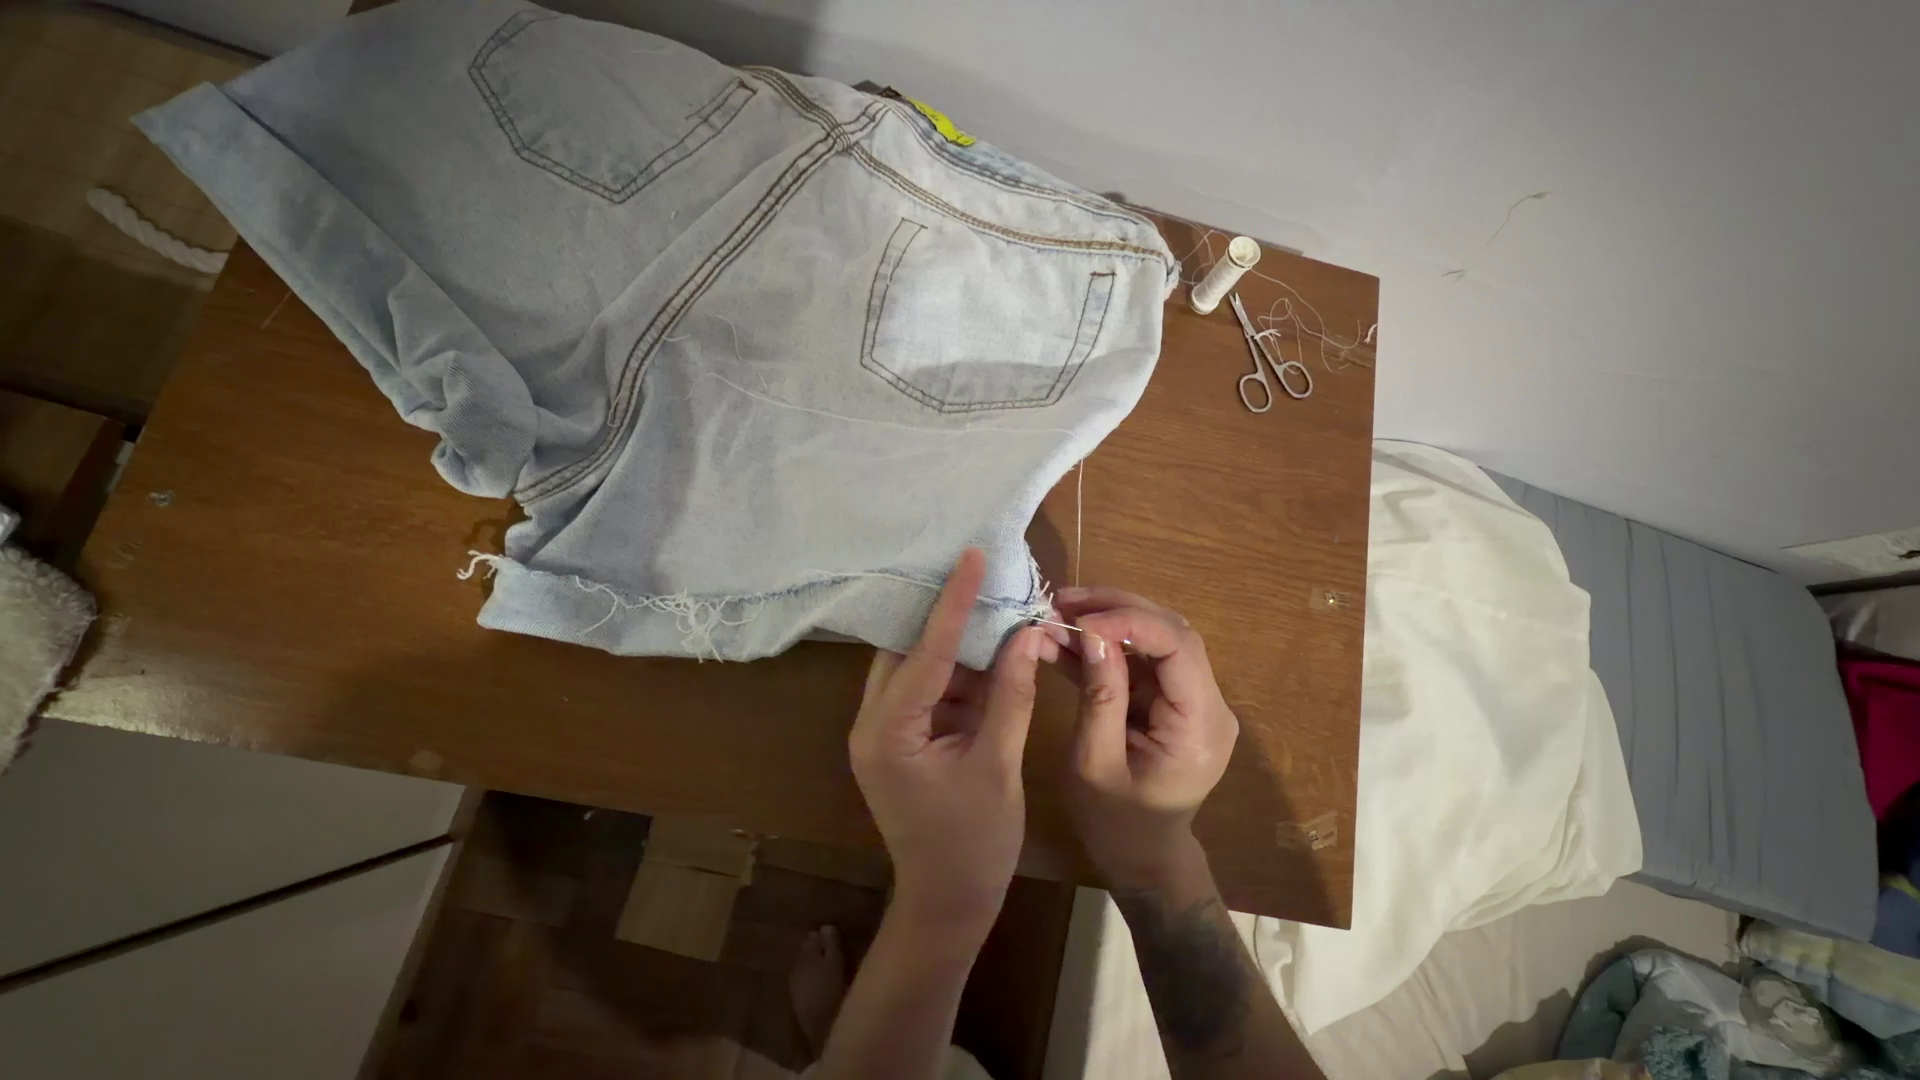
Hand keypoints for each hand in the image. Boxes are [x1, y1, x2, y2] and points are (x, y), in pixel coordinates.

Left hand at [849, 548, 1055, 933]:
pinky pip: (928, 690)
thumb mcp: (998, 763)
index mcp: (888, 731)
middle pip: (908, 650)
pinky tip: (992, 651)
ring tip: (997, 605)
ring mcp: (883, 731)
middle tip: (985, 573)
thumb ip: (1011, 695)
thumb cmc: (974, 843)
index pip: (925, 650)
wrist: (947, 902)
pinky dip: (959, 673)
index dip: (953, 600)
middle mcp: (873, 722)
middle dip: (948, 614)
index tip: (971, 555)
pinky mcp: (900, 738)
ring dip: (957, 644)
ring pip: (918, 666)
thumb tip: (1027, 633)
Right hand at [1054, 586, 1237, 886]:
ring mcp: (1191, 700)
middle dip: (1116, 609)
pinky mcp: (1170, 701)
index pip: (1178, 647)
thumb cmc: (1116, 824)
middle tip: (1062, 600)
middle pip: (1171, 632)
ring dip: (1107, 620)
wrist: (1142, 858)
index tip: (1080, 619)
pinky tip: (1066, 638)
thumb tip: (1093, 634)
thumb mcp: (1095, 764)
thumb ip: (1100, 696)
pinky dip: (1105, 646)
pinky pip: (1141, 661)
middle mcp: (1208, 704)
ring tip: (1057, 612)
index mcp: (1200, 725)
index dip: (1131, 621)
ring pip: (1155, 638)